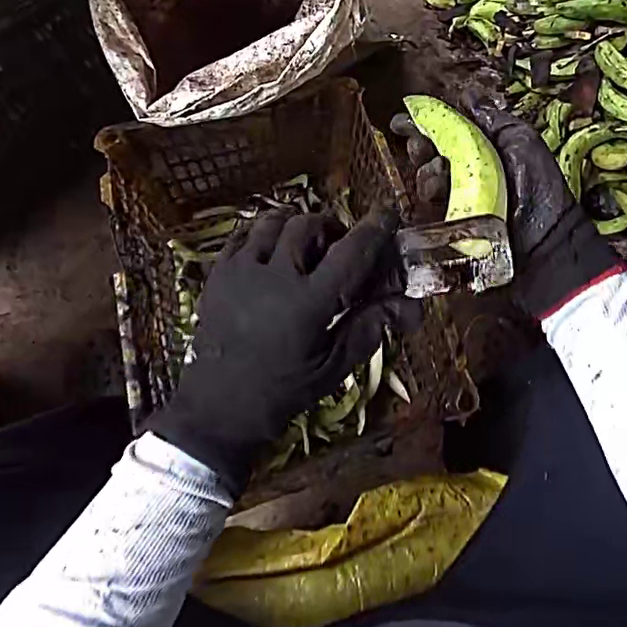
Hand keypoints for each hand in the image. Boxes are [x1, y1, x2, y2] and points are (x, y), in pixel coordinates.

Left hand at [148, 208, 398, 484]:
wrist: (215, 411)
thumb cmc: (281, 392)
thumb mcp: (333, 367)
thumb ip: (370, 328)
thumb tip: (411, 307)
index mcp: (308, 303)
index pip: (351, 251)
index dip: (373, 228)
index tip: (387, 215)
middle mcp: (274, 277)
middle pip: (309, 225)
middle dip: (330, 227)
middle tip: (337, 243)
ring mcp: (241, 271)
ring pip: (273, 222)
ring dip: (295, 224)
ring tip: (304, 243)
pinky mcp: (218, 274)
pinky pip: (242, 234)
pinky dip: (262, 233)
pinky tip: (271, 249)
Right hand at [394, 97, 621, 320]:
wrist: (546, 240)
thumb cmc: (541, 190)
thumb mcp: (522, 143)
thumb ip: (493, 119)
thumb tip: (468, 94)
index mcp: (483, 149)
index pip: (447, 131)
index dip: (425, 123)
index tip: (405, 119)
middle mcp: (466, 172)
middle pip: (430, 153)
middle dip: (420, 145)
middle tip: (420, 145)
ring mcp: (458, 199)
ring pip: (426, 178)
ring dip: (427, 172)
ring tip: (439, 175)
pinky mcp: (452, 225)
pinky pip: (428, 208)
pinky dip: (428, 197)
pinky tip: (437, 194)